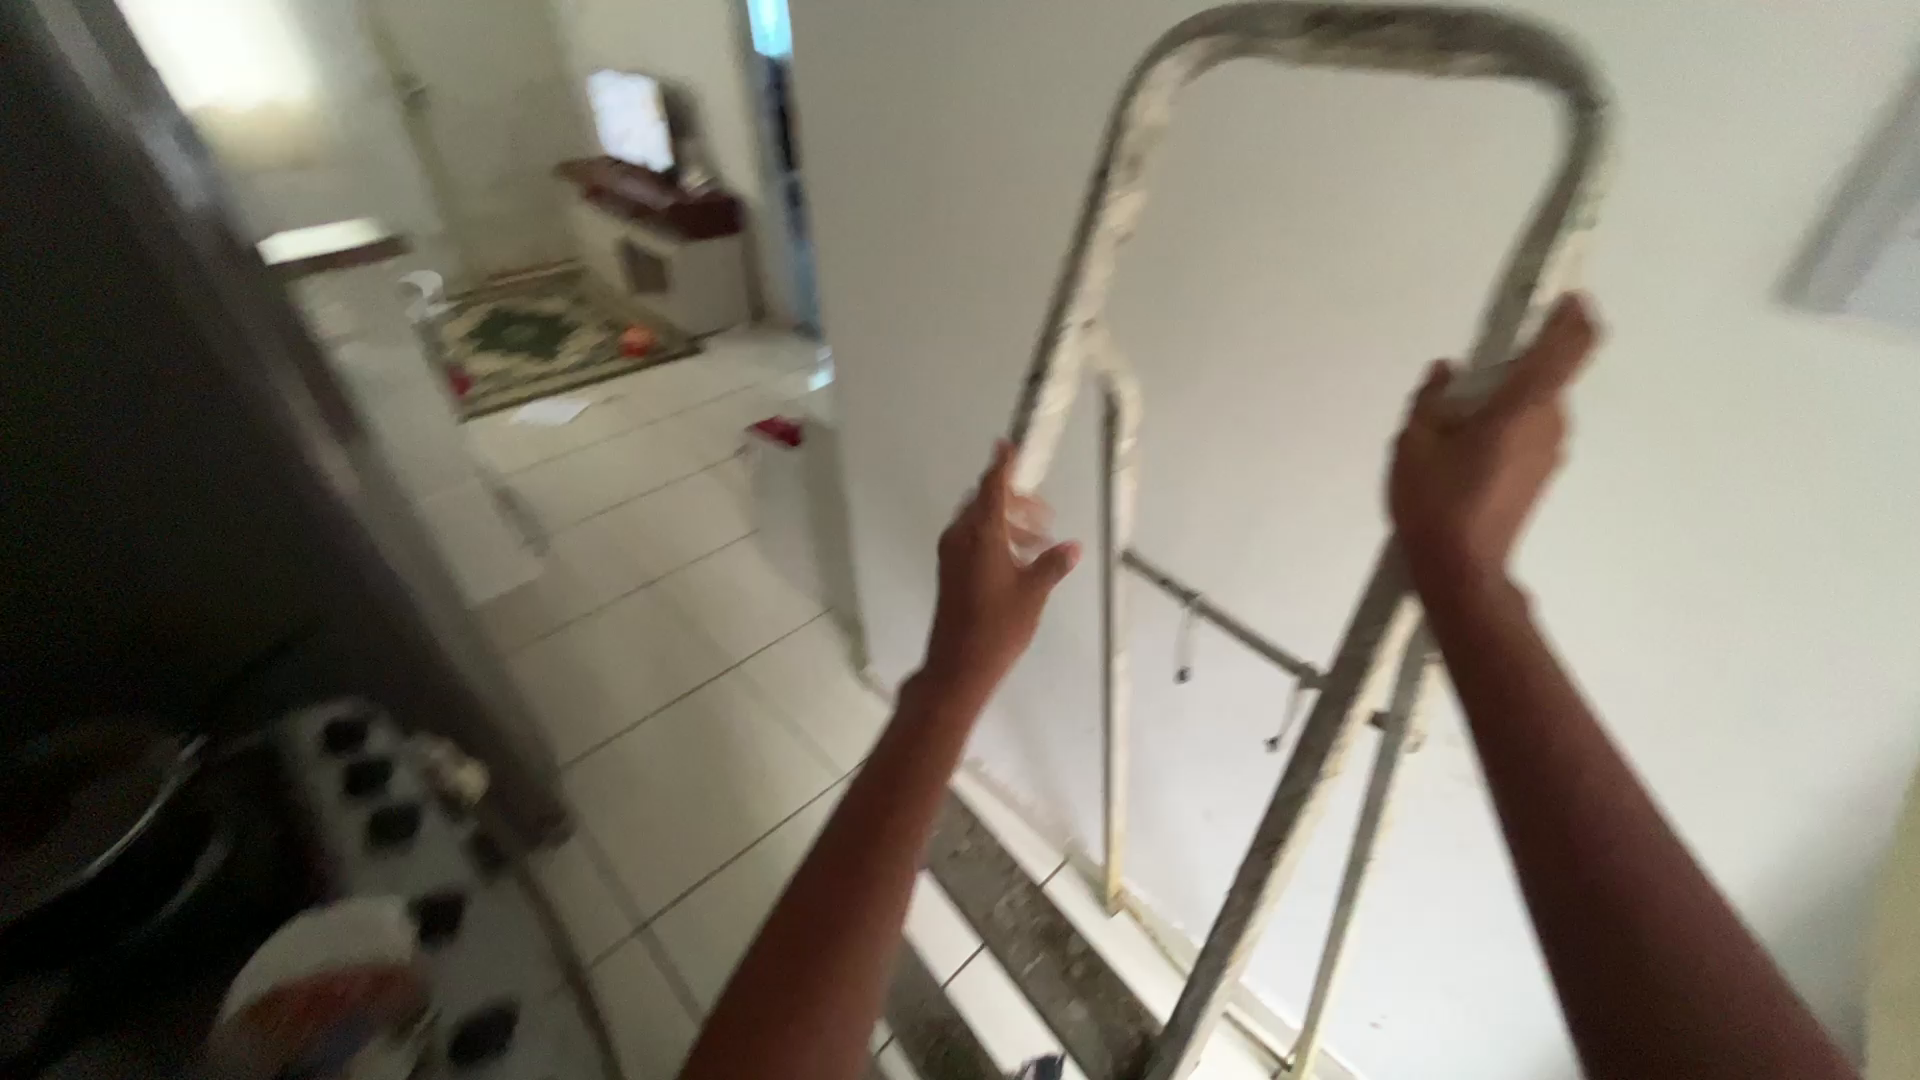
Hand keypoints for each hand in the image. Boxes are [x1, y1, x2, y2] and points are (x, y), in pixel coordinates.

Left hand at [921, 440, 1080, 701]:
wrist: (957, 665)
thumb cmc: (998, 627)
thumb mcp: (1033, 593)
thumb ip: (1052, 564)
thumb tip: (1073, 547)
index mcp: (981, 536)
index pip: (992, 488)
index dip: (1002, 465)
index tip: (1008, 444)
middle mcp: (960, 538)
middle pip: (985, 503)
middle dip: (1016, 502)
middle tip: (1045, 517)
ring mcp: (951, 555)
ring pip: (979, 523)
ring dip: (1008, 523)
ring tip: (1039, 544)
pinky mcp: (950, 571)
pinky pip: (972, 540)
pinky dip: (995, 539)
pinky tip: (1019, 560)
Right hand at [1389, 293, 1599, 587]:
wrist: (1459, 568)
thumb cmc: (1433, 502)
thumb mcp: (1412, 444)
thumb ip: (1430, 401)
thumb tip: (1446, 372)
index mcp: (1522, 408)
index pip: (1569, 347)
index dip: (1573, 316)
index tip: (1564, 298)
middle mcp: (1549, 424)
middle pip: (1546, 377)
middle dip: (1511, 368)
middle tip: (1461, 385)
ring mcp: (1550, 452)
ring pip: (1534, 406)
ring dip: (1503, 401)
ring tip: (1451, 426)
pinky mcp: (1540, 475)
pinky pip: (1528, 431)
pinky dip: (1503, 425)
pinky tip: (1462, 451)